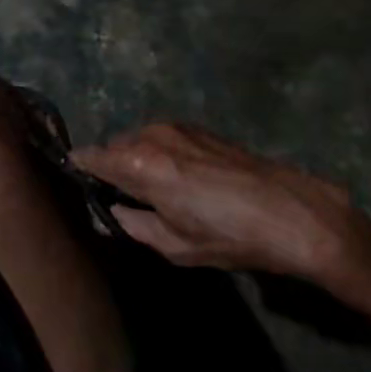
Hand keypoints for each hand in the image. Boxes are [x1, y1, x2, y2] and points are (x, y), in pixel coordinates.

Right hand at [71, 123, 370, 283]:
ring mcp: (175, 126)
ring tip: (158, 192)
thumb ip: (132, 225)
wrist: (291, 213)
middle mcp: (150, 135)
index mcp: (138, 164)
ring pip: (138, 140)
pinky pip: (162, 138)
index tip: (79, 185)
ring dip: (138, 161)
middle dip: (112, 169)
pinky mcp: (198, 127)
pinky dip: (160, 154)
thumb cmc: (229, 235)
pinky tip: (183, 179)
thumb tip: (110, 214)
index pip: (90, 156)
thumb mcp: (174, 245)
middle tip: (125, 200)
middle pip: (114, 148)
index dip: (80, 170)